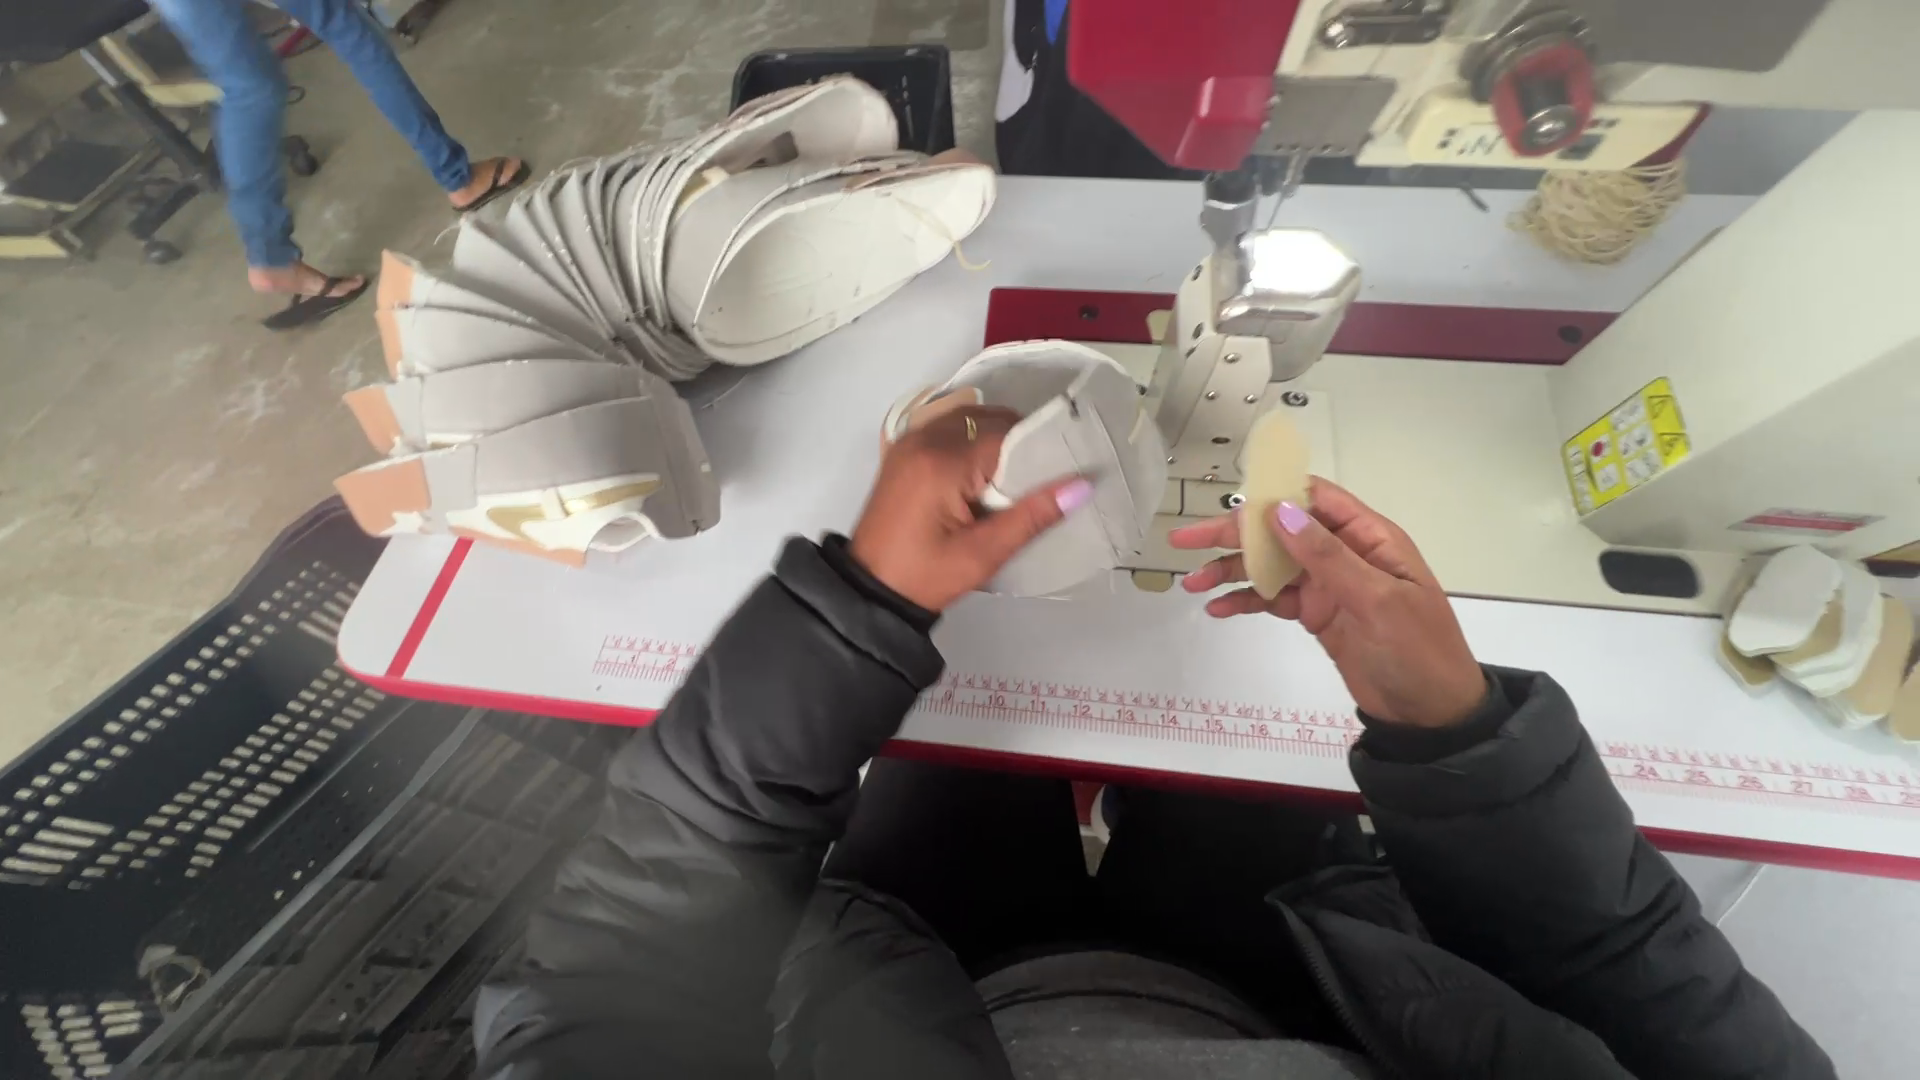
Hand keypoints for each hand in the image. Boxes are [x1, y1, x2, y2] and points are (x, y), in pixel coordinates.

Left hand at [851, 406, 1092, 612]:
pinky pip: (947, 428)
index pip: (1007, 434)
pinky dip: (969, 441)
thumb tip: (1083, 485)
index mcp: (943, 463)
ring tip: (1009, 481)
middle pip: (988, 419)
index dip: (1038, 449)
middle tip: (1036, 480)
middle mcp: (924, 440)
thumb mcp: (984, 553)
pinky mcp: (903, 451)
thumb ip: (1033, 515)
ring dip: (993, 439)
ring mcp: (909, 442)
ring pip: (968, 419)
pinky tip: (980, 476)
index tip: (1061, 469)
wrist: (870, 590)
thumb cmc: (926, 576)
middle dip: (1017, 442)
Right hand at [1168, 478, 1485, 727]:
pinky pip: (1271, 598)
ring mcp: (1326, 583)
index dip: (1272, 494)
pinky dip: (1244, 600)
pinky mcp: (1314, 612)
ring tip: (1193, 583)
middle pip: (1279, 530)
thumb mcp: (1376, 600)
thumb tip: (1281, 511)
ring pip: (1268, 565)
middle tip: (1184, 541)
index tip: (1229, 502)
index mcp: (1368, 538)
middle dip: (1232, 535)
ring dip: (1231, 571)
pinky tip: (1218, 608)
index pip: (1315, 499)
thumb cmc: (1417, 651)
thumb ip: (1326, 555)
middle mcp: (1343, 553)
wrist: (1430, 713)